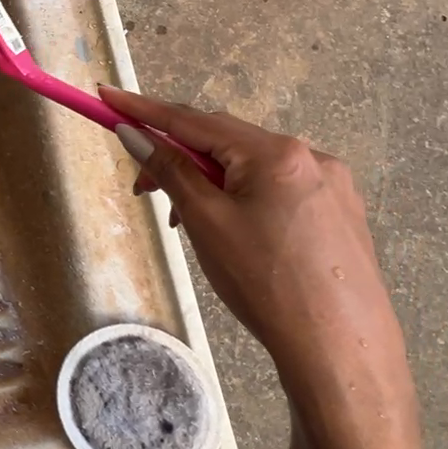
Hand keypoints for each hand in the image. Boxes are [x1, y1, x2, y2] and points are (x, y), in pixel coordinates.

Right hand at [98, 86, 403, 383]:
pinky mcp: (339, 213)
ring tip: (185, 220)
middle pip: (222, 139)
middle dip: (176, 154)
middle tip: (143, 187)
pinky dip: (238, 194)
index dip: (143, 109)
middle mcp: (310, 157)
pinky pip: (274, 186)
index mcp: (276, 154)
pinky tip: (228, 229)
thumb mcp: (204, 220)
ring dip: (207, 179)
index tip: (105, 95)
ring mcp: (331, 185)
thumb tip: (133, 133)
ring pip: (247, 164)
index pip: (192, 120)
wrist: (342, 353)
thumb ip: (168, 168)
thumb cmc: (264, 282)